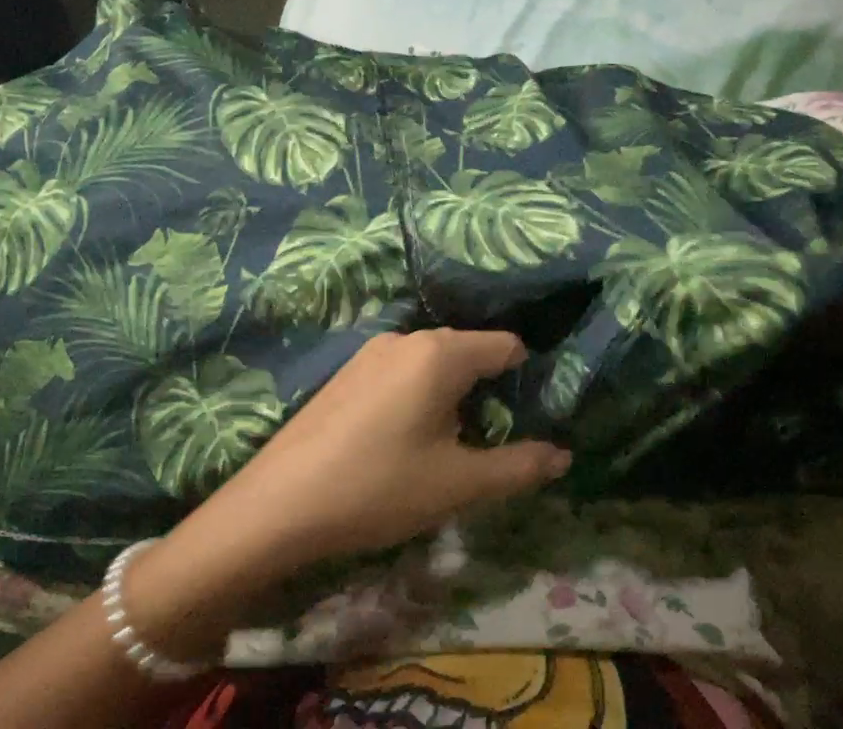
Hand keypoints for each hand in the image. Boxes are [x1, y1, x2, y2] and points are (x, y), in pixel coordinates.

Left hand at [177, 330, 571, 581]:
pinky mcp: (344, 374)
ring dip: (452, 399)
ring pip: (432, 365)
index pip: (506, 346)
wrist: (279, 503)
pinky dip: (418, 399)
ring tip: (452, 450)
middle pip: (468, 353)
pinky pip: (400, 374)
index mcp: (439, 352)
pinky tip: (406, 444)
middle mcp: (404, 338)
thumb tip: (563, 455)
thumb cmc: (379, 487)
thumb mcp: (458, 484)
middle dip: (489, 392)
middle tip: (496, 443)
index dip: (529, 379)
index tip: (536, 419)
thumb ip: (519, 467)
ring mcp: (368, 353)